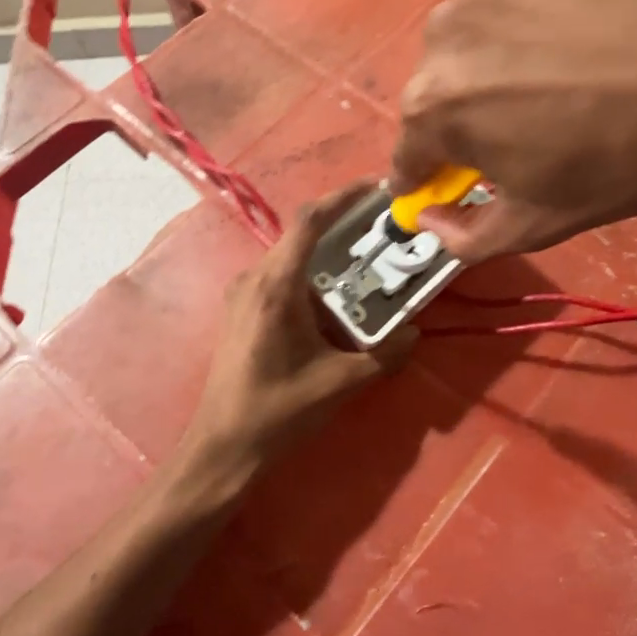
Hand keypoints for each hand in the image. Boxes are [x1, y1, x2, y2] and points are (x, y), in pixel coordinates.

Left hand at [182, 182, 416, 468]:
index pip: (309, 221)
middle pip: (300, 234)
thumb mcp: (340, 382)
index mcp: (276, 286)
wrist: (222, 447)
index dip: (342, 197)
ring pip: (290, 257)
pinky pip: (279, 278)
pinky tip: (335, 299)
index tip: (375, 188)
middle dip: (342, 226)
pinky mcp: (240, 312)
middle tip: (382, 228)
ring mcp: (242, 295)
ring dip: (326, 255)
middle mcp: (254, 279)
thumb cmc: (278, 410)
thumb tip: (414, 333)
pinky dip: (310, 277)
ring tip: (365, 261)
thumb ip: (383, 354)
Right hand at [393, 0, 636, 262]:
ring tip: (554, 77)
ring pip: (472, 34)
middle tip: (522, 130)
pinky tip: (579, 36)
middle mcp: (445, 33)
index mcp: (434, 105)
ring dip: (492, 59)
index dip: (427, 174)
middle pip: (435, 86)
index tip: (448, 182)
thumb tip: (429, 217)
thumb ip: (461, 236)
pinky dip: (532, 15)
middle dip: (463, 114)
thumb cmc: (616, 170)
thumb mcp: (533, 226)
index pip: (407, 150)